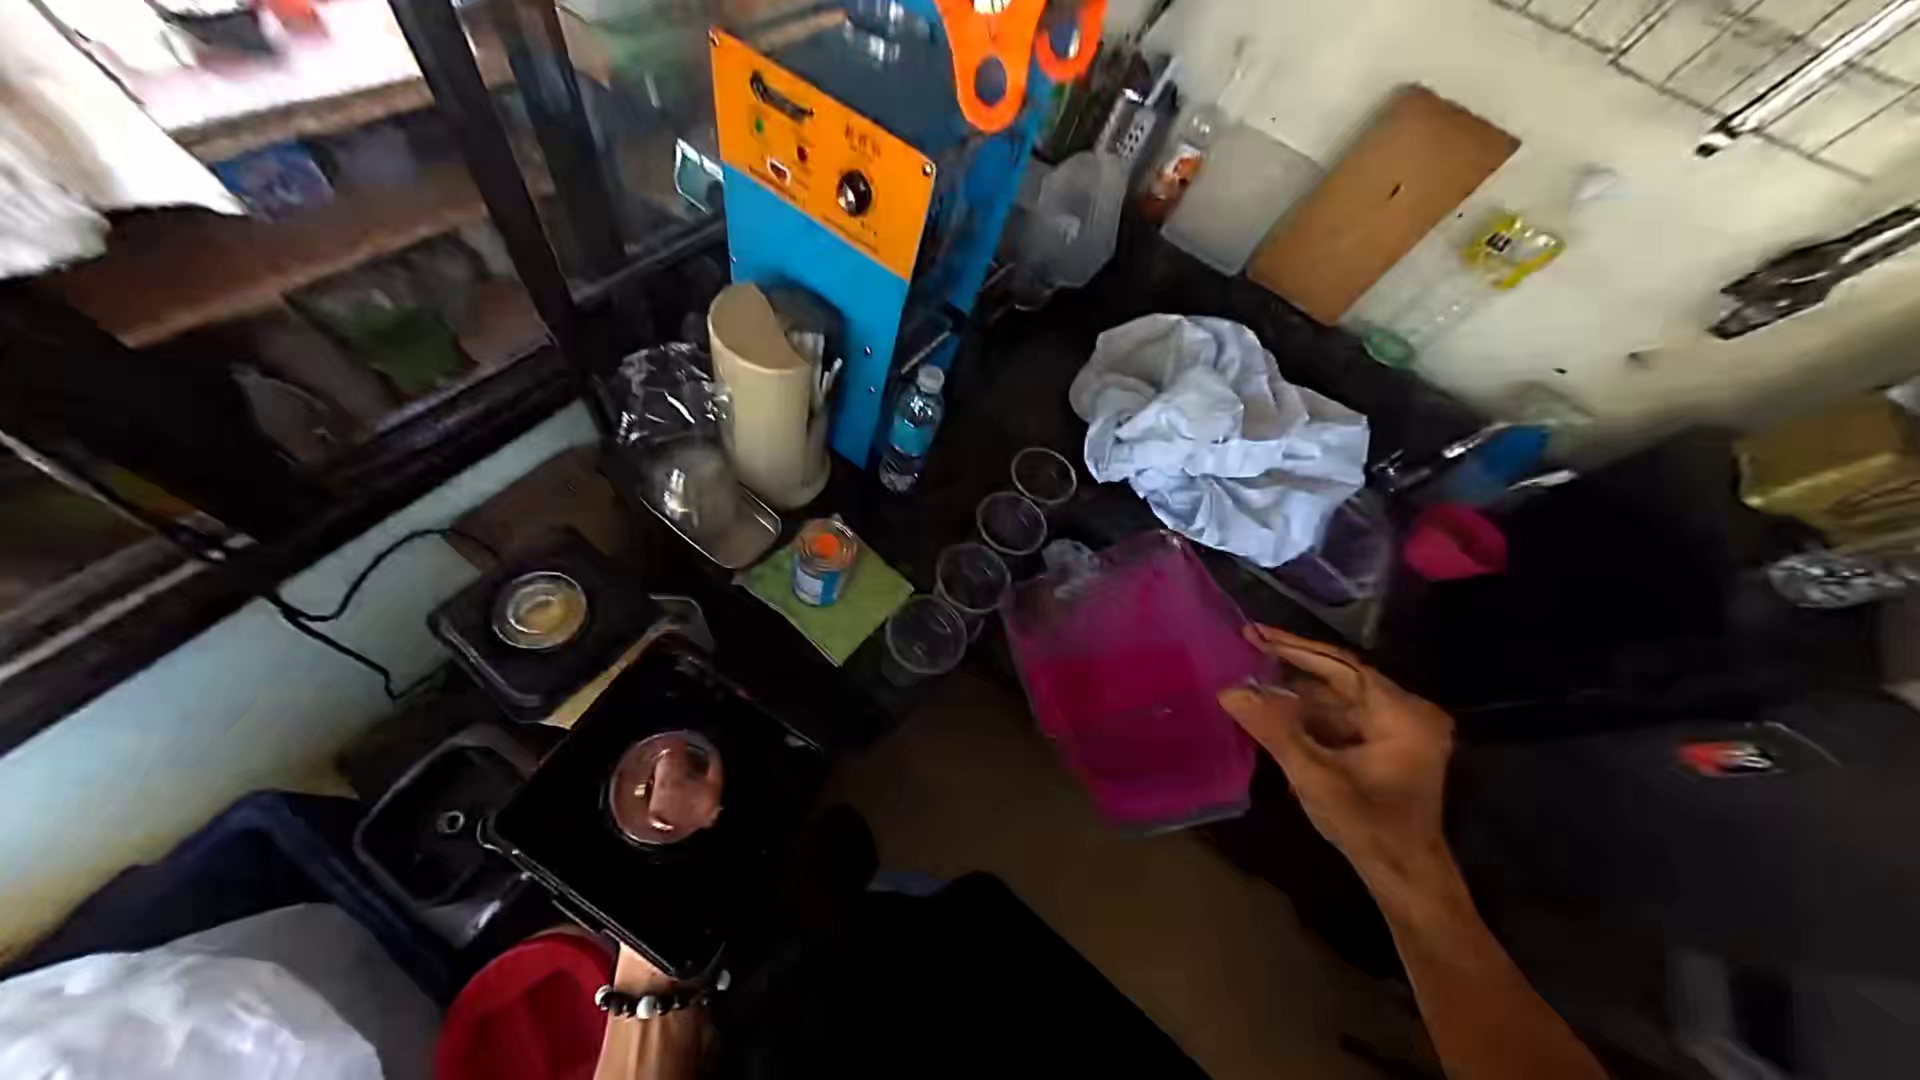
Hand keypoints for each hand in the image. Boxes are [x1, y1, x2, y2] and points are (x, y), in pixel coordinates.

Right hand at [1218, 625, 1456, 913]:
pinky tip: (1271, 707)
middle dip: (1290, 664)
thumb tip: (1229, 691)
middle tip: (1247, 642)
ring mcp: (1396, 726)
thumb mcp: (1315, 777)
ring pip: (1334, 694)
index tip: (1254, 633)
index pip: (1341, 666)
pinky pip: (1337, 713)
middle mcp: (1405, 711)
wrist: (1405, 876)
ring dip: (1294, 690)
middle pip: (1338, 676)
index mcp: (1402, 714)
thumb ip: (1273, 730)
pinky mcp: (1383, 740)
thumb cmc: (1369, 828)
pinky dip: (1305, 711)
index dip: (1294, 647)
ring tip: (1250, 676)